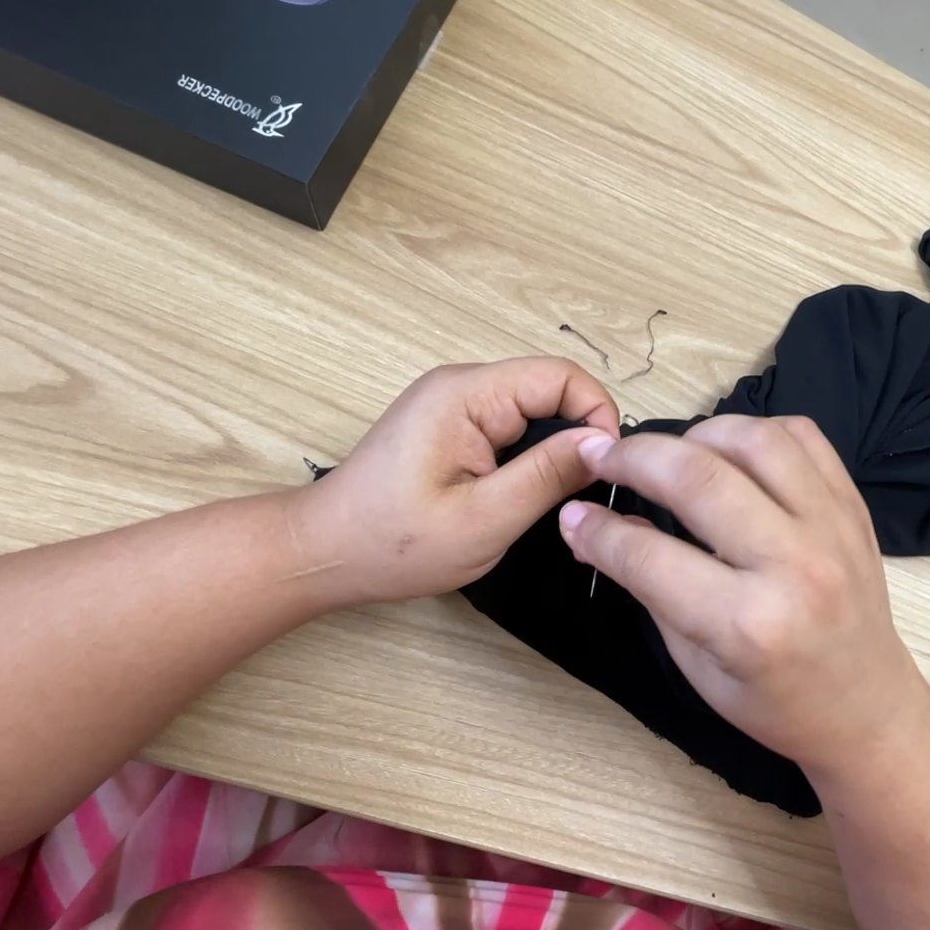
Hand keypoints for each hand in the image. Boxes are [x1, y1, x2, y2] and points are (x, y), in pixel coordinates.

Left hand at [290, 358, 619, 605]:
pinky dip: (533, 457)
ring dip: (556, 450)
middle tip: (581, 492)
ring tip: (552, 497)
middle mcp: (462, 387)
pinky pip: (516, 427)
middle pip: (552, 389)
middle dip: (578, 436)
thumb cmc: (392, 543)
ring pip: (537, 411)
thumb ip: (548, 475)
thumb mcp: (485, 518)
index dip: (596, 417)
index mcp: (465, 396)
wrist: (325, 553)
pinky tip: (525, 492)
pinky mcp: (456, 425)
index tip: (604, 468)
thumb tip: (604, 445)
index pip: (560, 377)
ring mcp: (457, 404)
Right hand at [557, 414, 929, 772]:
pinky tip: (732, 453)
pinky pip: (804, 438)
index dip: (597, 529)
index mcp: (747, 625)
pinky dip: (757, 432)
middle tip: (603, 454)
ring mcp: (831, 529)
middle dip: (635, 457)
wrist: (866, 706)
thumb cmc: (775, 701)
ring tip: (671, 453)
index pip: (649, 556)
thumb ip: (649, 588)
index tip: (574, 512)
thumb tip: (597, 526)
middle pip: (698, 478)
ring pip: (754, 440)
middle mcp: (793, 566)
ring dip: (698, 434)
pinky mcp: (853, 508)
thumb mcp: (696, 665)